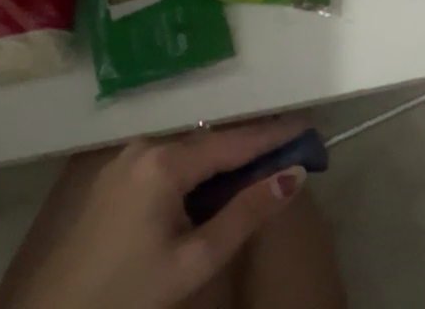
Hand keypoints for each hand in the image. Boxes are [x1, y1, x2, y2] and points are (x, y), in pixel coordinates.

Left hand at [1, 119, 310, 308]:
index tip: (312, 131)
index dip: (277, 137)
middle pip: (214, 141)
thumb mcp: (195, 260)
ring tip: (262, 171)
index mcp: (164, 163)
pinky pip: (170, 163)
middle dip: (254, 148)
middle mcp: (144, 149)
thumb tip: (295, 175)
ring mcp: (123, 162)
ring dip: (227, 160)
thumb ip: (247, 213)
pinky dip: (200, 171)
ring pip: (191, 152)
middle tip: (293, 155)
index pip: (236, 141)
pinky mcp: (112, 181)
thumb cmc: (126, 293)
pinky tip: (216, 188)